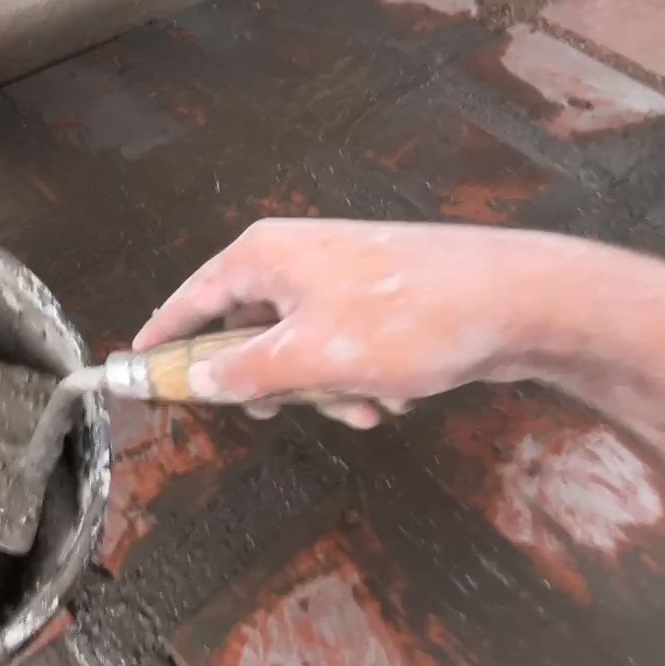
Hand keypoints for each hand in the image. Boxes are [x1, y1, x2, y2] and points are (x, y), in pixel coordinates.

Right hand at [134, 219, 596, 427]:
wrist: (528, 299)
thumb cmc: (406, 319)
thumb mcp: (312, 357)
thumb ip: (243, 373)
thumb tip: (196, 380)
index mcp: (261, 256)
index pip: (191, 297)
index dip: (162, 333)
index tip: (136, 361)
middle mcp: (290, 257)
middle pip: (243, 325)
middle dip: (263, 376)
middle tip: (274, 409)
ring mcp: (333, 273)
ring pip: (293, 340)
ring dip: (317, 384)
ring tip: (361, 407)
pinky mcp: (371, 292)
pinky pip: (334, 339)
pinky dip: (350, 372)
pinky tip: (390, 394)